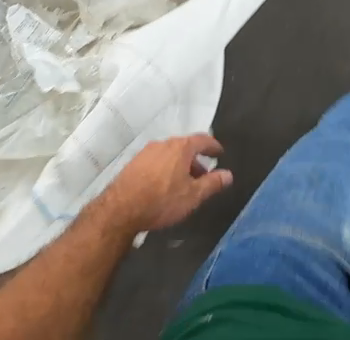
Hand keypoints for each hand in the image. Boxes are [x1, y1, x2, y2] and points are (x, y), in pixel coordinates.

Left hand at [92, 134, 232, 234]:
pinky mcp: (133, 163)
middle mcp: (164, 143)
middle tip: (202, 177)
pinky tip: (163, 187)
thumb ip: (212, 184)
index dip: (213, 146)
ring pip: (169, 155)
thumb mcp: (192, 196)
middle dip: (195, 161)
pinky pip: (156, 161)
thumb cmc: (162, 200)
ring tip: (183, 184)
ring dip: (179, 166)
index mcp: (181, 147)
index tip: (219, 153)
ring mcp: (146, 152)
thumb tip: (229, 175)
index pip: (202, 140)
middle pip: (185, 147)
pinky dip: (165, 169)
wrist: (121, 209)